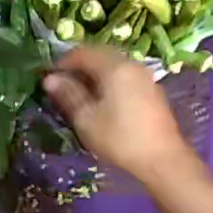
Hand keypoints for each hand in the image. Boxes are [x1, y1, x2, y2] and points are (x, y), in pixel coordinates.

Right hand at [43, 46, 202, 190]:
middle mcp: (132, 65)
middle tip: (63, 87)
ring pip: (113, 65)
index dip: (62, 63)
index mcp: (114, 67)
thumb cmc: (120, 140)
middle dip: (78, 67)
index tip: (49, 80)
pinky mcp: (152, 90)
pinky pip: (125, 76)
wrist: (163, 160)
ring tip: (81, 96)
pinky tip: (103, 101)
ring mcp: (145, 76)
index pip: (82, 52)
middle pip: (100, 55)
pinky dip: (109, 82)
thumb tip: (50, 78)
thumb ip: (69, 95)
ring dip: (94, 75)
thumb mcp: (87, 120)